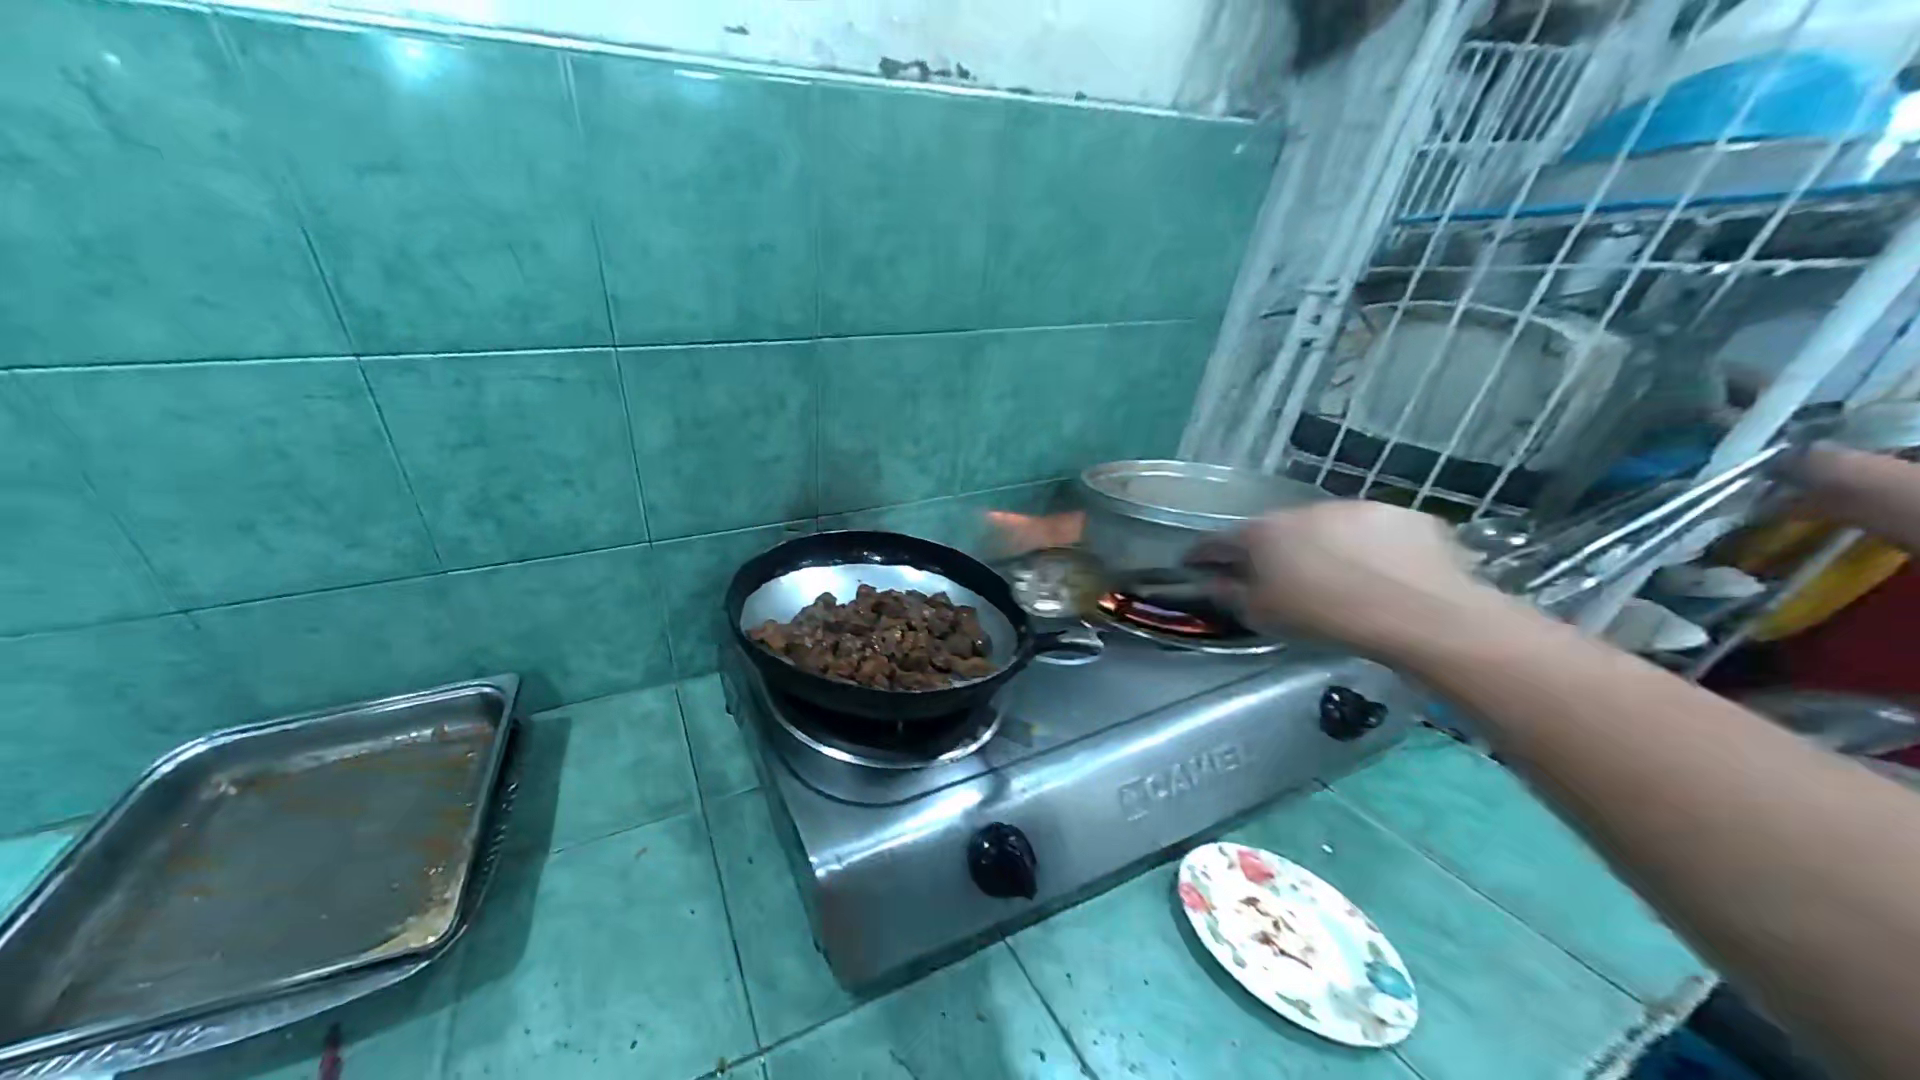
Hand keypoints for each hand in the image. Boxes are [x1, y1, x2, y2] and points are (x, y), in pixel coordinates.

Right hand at [1197, 500, 1516, 656]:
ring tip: (1338, 578)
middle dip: (1271, 551)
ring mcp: (1355, 507)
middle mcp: (1303, 509)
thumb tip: (1213, 582)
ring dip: (1322, 546)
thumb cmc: (1325, 618)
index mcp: (1262, 533)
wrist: (1420, 612)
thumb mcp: (1264, 616)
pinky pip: (1373, 531)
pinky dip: (1369, 548)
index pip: (1218, 541)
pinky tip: (1383, 574)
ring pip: (1326, 527)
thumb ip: (1231, 595)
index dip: (1203, 555)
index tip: (1196, 564)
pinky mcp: (1401, 515)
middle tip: (1278, 578)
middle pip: (1275, 530)